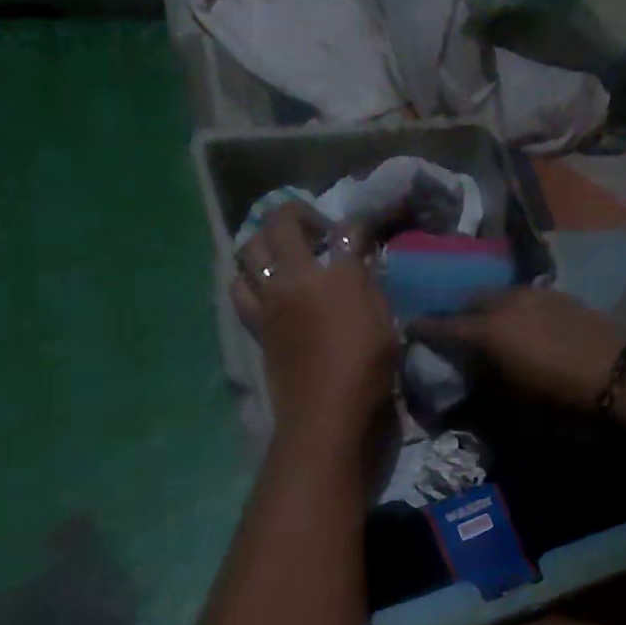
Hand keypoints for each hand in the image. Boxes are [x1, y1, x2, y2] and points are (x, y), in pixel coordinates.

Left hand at [231, 203, 397, 438]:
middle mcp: (296, 276)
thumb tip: (360, 267)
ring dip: (264, 240)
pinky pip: (239, 286)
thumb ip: (372, 291)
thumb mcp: (386, 329)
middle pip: (281, 221)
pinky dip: (248, 278)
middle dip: (298, 214)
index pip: (347, 233)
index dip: (357, 228)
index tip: (362, 236)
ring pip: (249, 246)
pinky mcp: (255, 322)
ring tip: (281, 255)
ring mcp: (269, 298)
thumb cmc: (365, 372)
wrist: (324, 410)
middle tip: (316, 234)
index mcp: (337, 276)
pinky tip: (262, 287)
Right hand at [410, 289, 625, 409]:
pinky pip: (525, 296)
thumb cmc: (560, 398)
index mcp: (489, 332)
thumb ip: (484, 393)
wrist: (617, 376)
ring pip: (499, 294)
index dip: (425, 328)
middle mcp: (507, 304)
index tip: (411, 327)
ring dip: (487, 307)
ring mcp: (536, 294)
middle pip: (471, 301)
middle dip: (458, 313)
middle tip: (456, 330)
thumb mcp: (515, 407)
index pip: (445, 326)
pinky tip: (524, 322)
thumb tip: (465, 390)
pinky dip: (515, 306)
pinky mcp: (560, 295)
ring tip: (490, 324)